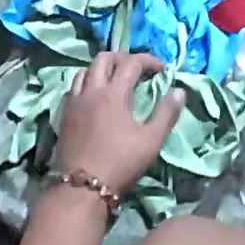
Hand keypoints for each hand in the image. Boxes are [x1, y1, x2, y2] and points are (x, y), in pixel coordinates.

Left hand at [55, 52, 185, 193]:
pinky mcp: (64, 113)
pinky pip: (74, 86)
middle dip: (123, 57)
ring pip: (86, 70)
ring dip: (102, 67)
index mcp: (114, 93)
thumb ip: (167, 113)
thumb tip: (179, 90)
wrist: (82, 187)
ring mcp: (75, 101)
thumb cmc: (120, 163)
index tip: (162, 69)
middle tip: (137, 68)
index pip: (131, 62)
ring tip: (115, 78)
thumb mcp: (151, 141)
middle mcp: (92, 90)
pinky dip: (87, 82)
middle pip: (104, 58)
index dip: (148, 60)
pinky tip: (94, 95)